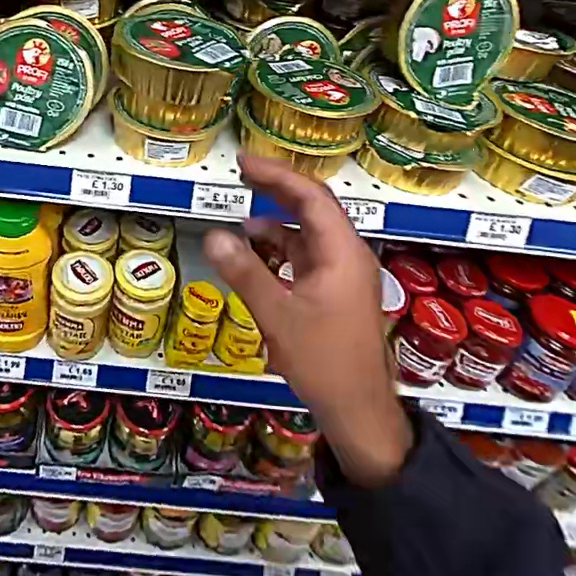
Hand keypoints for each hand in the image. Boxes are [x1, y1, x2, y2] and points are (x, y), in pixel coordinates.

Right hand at [204, 155, 413, 486]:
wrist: (360, 413)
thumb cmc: (325, 363)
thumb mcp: (278, 316)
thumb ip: (245, 272)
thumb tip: (215, 236)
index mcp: (342, 253)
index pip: (310, 196)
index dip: (276, 174)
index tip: (245, 162)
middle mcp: (348, 255)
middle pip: (313, 207)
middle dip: (277, 188)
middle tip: (243, 174)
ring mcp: (345, 273)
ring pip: (310, 232)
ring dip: (278, 221)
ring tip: (243, 217)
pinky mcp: (337, 291)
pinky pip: (308, 255)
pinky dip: (283, 247)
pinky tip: (258, 252)